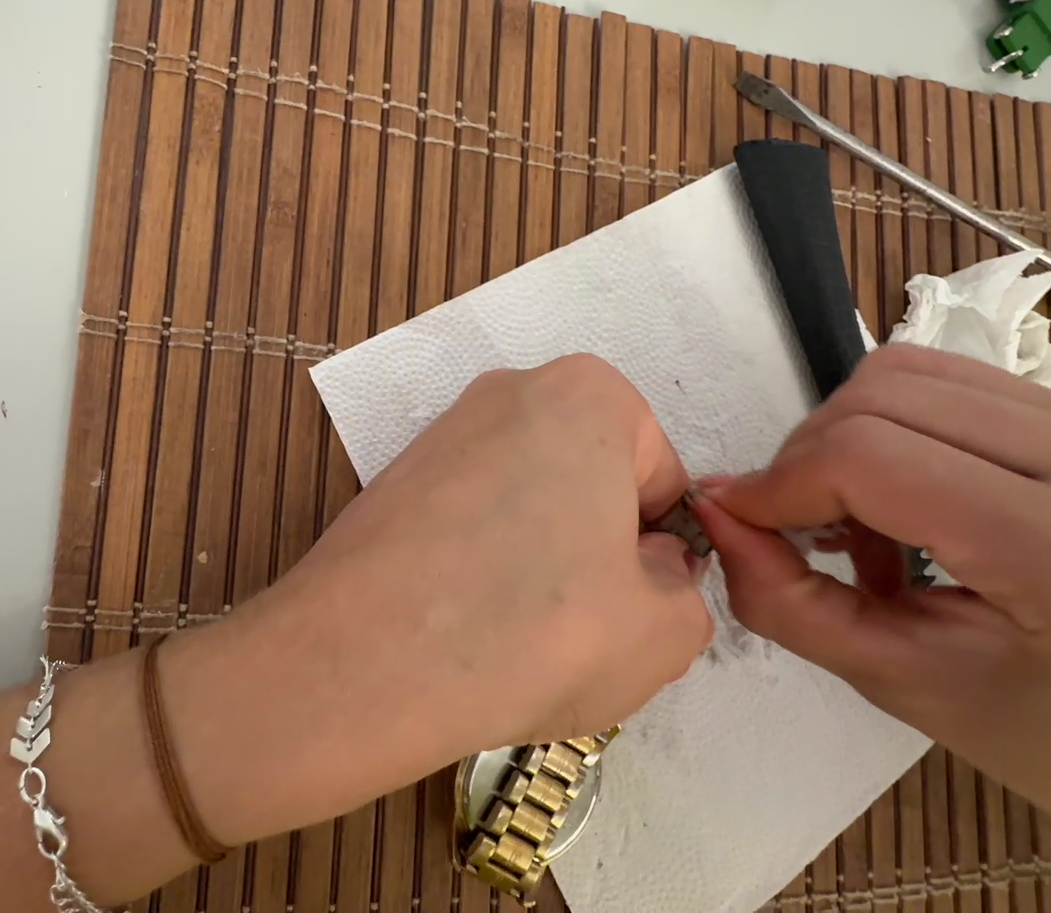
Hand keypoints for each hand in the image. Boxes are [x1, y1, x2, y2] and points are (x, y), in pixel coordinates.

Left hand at [155, 354, 711, 850]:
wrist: (369, 658)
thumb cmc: (536, 630)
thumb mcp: (664, 628)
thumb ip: (682, 584)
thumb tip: (645, 565)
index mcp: (585, 393)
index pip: (659, 479)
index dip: (655, 550)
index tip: (625, 597)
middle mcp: (506, 391)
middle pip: (587, 481)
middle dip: (595, 544)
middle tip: (577, 616)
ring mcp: (440, 432)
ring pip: (526, 502)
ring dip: (536, 555)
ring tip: (514, 623)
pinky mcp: (393, 477)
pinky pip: (468, 518)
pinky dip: (478, 558)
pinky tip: (464, 613)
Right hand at [693, 344, 1050, 910]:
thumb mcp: (906, 687)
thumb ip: (786, 598)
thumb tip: (715, 513)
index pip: (870, 454)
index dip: (778, 481)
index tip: (741, 522)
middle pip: (887, 391)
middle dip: (808, 454)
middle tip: (798, 528)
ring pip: (923, 374)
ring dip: (855, 437)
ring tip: (862, 522)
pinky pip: (972, 393)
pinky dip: (909, 435)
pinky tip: (919, 507)